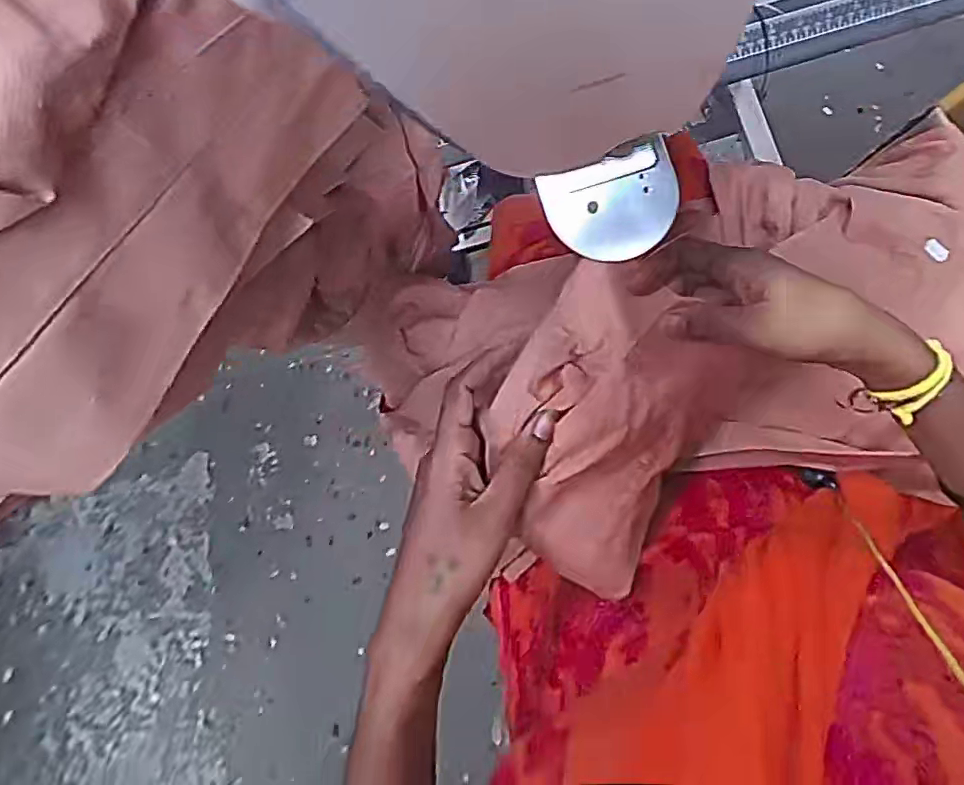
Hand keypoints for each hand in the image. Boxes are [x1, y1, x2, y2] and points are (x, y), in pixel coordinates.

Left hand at [370, 356, 557, 672]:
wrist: (417, 616)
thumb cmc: (455, 562)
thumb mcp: (497, 511)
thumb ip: (521, 462)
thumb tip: (546, 414)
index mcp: (445, 453)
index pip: (460, 391)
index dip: (484, 363)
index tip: (516, 347)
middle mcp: (440, 457)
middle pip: (466, 406)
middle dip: (497, 383)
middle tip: (536, 371)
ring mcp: (443, 477)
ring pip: (472, 431)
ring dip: (499, 412)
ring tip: (535, 401)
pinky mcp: (451, 496)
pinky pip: (476, 453)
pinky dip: (498, 440)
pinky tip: (521, 448)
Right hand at [623, 238, 933, 389]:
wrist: (855, 331)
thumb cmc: (805, 326)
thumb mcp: (752, 329)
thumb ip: (707, 323)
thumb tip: (666, 320)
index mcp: (740, 263)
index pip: (687, 252)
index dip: (656, 262)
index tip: (632, 281)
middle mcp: (745, 263)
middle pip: (695, 257)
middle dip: (664, 268)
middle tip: (640, 288)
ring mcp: (756, 276)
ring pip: (709, 271)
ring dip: (683, 280)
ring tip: (661, 294)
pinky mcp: (765, 292)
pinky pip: (722, 285)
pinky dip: (702, 292)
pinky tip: (698, 306)